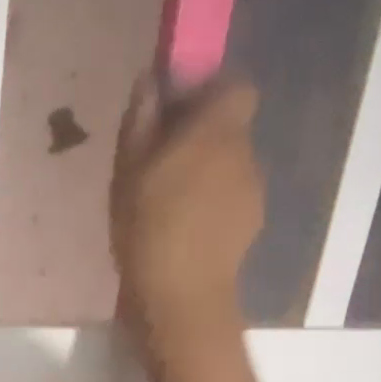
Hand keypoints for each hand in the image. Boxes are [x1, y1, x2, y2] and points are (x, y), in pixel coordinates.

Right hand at [111, 74, 264, 376]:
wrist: (180, 301)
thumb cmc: (148, 230)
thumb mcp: (128, 171)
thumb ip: (142, 121)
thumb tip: (151, 80)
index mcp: (217, 132)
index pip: (235, 86)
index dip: (207, 92)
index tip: (172, 111)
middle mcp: (244, 155)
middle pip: (230, 127)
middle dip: (200, 134)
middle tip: (158, 158)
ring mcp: (252, 193)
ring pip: (230, 165)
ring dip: (204, 171)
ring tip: (165, 200)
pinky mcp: (248, 227)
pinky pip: (230, 198)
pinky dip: (210, 203)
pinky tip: (181, 228)